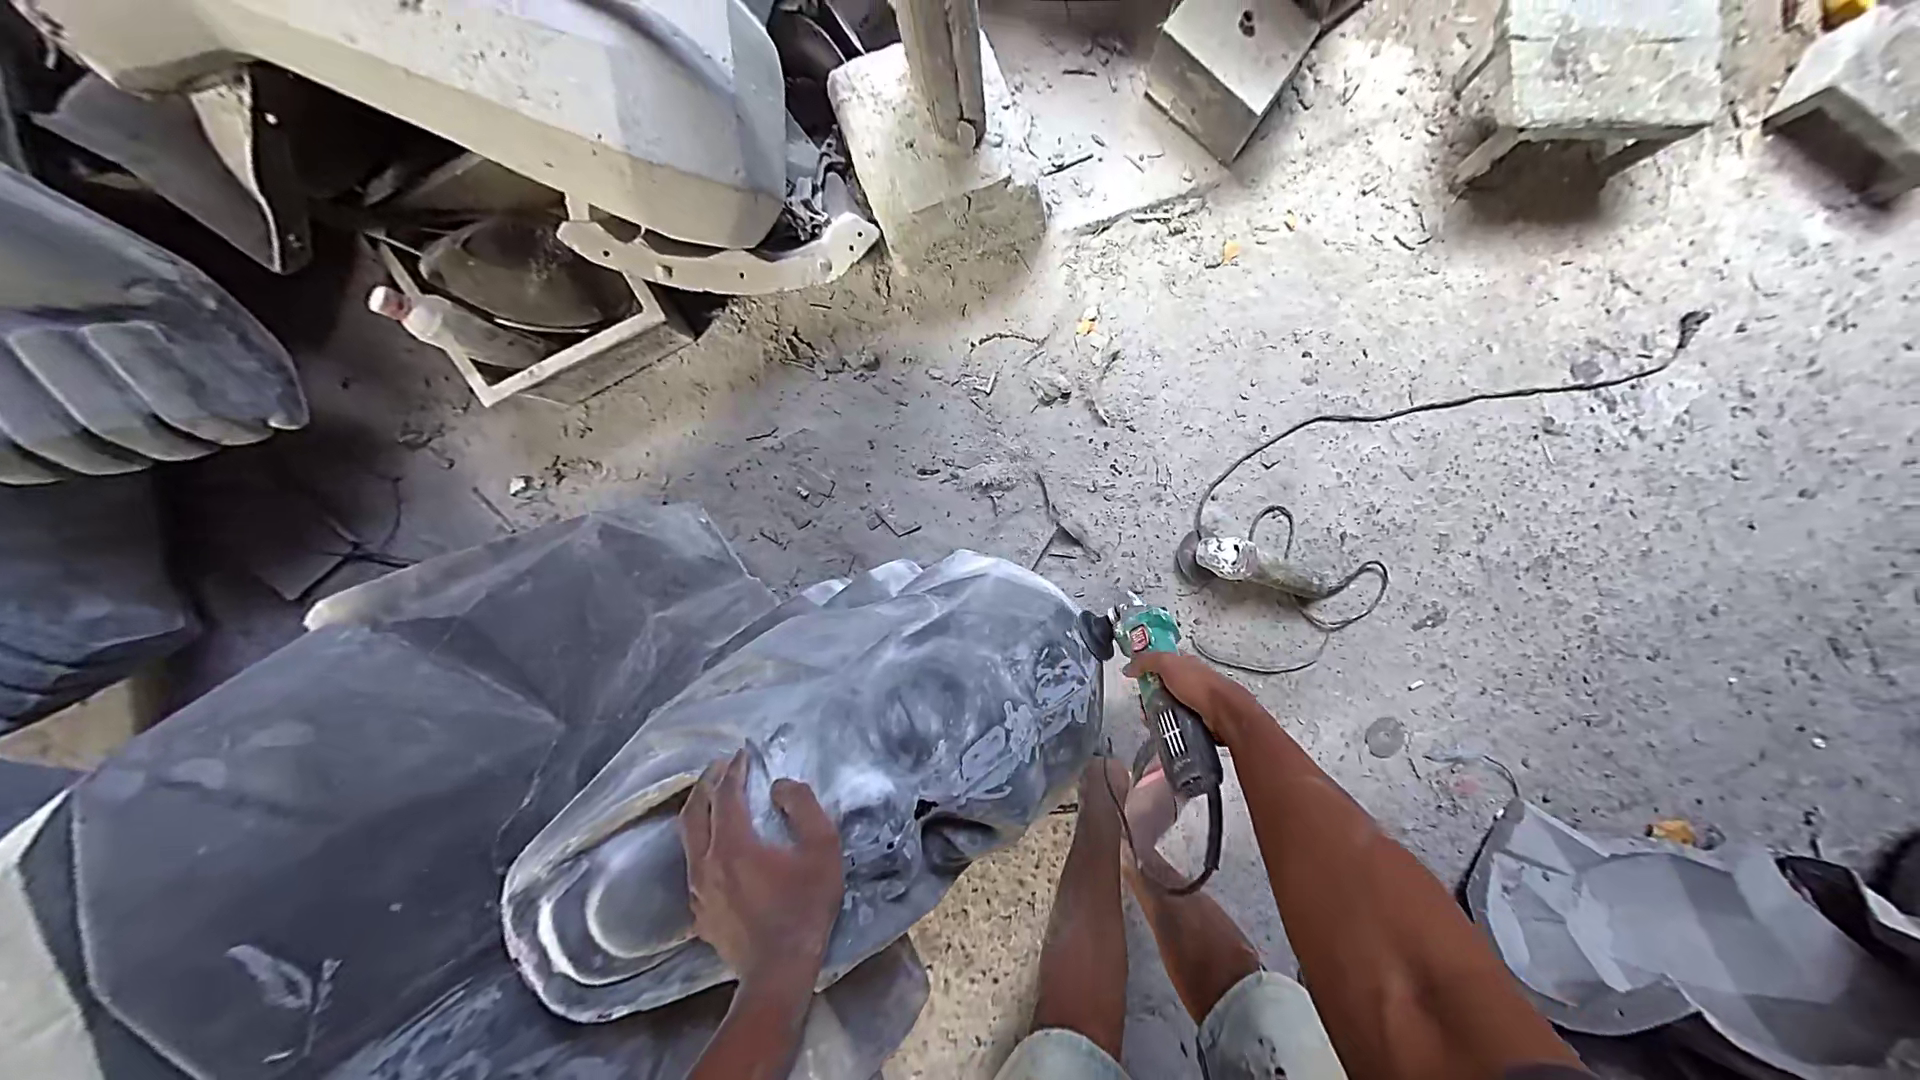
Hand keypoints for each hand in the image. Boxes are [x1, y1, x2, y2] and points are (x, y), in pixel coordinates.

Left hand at [680, 750, 844, 983]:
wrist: (779, 970)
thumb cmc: (804, 905)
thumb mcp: (821, 848)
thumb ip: (802, 807)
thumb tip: (780, 786)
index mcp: (733, 844)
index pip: (725, 795)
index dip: (734, 770)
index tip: (743, 753)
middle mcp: (706, 863)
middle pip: (694, 811)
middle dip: (707, 782)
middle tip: (721, 765)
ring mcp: (698, 889)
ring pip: (687, 838)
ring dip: (699, 809)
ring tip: (713, 795)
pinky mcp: (700, 911)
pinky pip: (692, 863)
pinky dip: (701, 839)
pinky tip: (716, 841)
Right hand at [1122, 651, 1257, 742]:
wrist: (1223, 713)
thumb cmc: (1198, 684)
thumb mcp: (1167, 663)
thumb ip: (1146, 661)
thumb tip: (1128, 667)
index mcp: (1185, 663)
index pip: (1161, 659)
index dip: (1147, 664)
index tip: (1134, 673)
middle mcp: (1189, 680)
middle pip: (1161, 684)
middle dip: (1148, 693)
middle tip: (1141, 701)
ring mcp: (1193, 701)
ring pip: (1166, 704)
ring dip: (1154, 711)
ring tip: (1148, 718)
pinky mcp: (1194, 719)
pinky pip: (1173, 720)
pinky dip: (1164, 723)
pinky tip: (1158, 727)